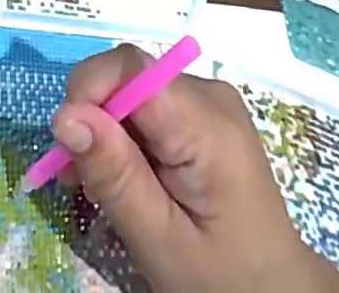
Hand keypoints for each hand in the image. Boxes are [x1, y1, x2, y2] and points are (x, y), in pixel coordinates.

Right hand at [52, 45, 338, 292]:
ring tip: (99, 186)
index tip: (66, 143)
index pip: (131, 67)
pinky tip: (121, 175)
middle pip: (126, 76)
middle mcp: (207, 93)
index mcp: (207, 123)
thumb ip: (114, 174)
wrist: (275, 291)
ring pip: (129, 89)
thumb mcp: (160, 240)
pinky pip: (144, 103)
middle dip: (91, 117)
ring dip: (102, 130)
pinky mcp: (199, 110)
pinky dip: (121, 134)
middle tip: (77, 178)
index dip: (88, 90)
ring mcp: (205, 98)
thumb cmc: (221, 277)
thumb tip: (63, 115)